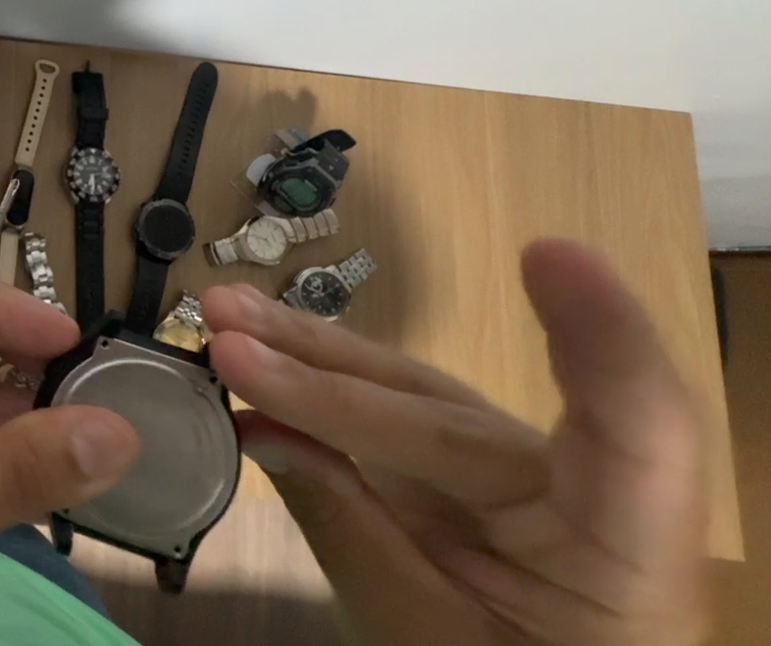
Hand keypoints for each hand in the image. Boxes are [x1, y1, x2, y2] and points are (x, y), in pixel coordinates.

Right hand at [202, 239, 708, 644]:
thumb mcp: (417, 633)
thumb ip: (346, 526)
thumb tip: (256, 427)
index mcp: (611, 555)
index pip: (635, 436)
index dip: (599, 340)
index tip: (547, 252)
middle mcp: (562, 489)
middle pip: (442, 411)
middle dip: (327, 371)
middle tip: (226, 321)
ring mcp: (498, 469)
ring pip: (402, 390)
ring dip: (305, 348)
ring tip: (224, 308)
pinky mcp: (445, 462)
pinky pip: (374, 409)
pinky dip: (308, 378)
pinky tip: (252, 347)